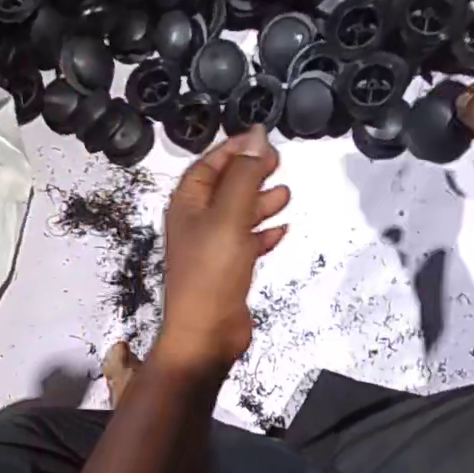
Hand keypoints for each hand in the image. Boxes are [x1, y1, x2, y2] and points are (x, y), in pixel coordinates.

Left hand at [154, 125, 290, 374]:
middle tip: (278, 163)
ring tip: (285, 194)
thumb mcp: (229, 217)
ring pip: (238, 216)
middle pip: (225, 188)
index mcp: (188, 206)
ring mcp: (212, 249)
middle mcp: (197, 224)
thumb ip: (245, 176)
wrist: (206, 334)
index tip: (262, 139)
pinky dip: (263, 235)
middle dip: (251, 173)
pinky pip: (247, 244)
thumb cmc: (211, 275)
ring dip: (261, 203)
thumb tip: (258, 137)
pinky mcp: (227, 272)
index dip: (235, 149)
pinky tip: (281, 231)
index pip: (210, 165)